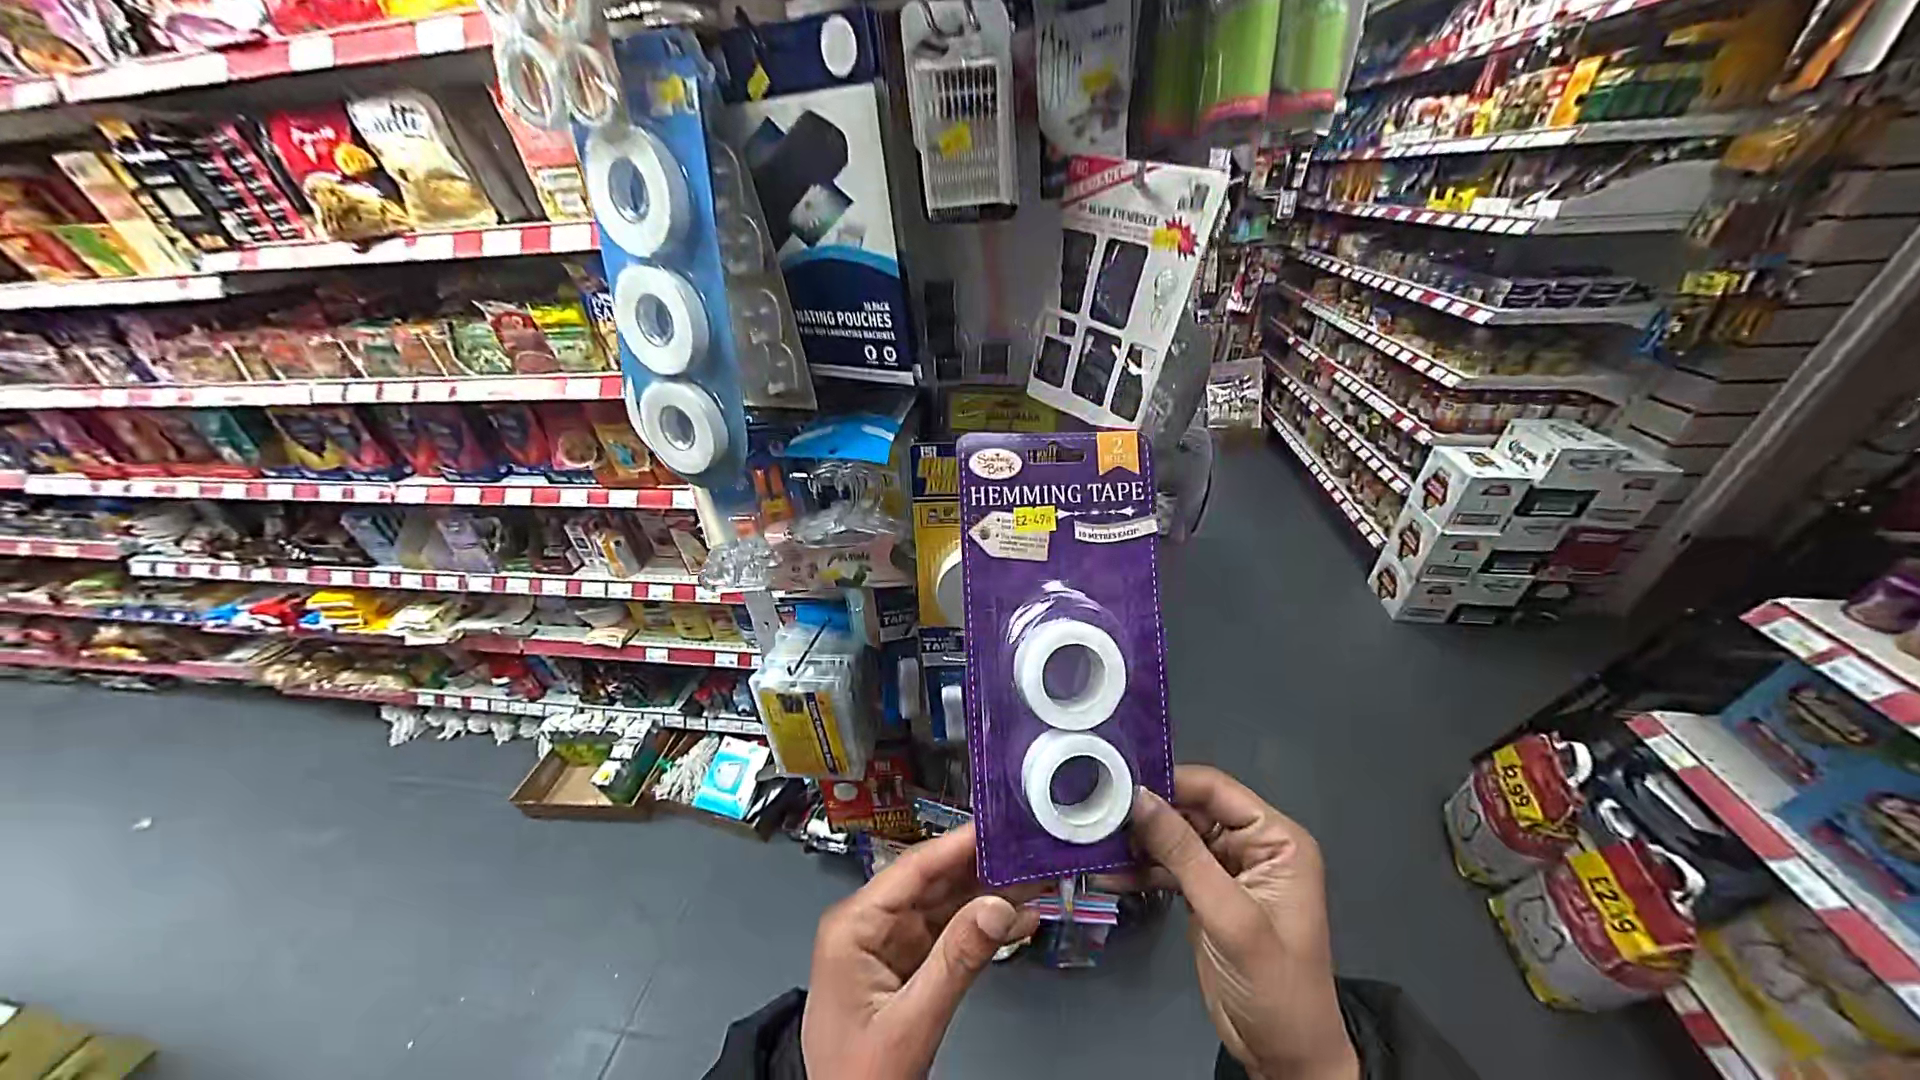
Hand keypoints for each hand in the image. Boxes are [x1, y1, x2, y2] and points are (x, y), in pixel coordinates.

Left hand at [802, 824, 1041, 1079]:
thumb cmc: (856, 1078)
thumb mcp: (909, 1023)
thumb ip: (956, 961)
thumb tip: (999, 905)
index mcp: (855, 924)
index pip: (914, 868)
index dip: (959, 844)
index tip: (998, 827)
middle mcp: (872, 922)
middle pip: (935, 881)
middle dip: (984, 868)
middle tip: (1028, 851)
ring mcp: (892, 941)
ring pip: (948, 904)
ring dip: (991, 895)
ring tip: (1034, 880)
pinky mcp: (909, 962)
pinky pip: (951, 933)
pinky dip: (984, 927)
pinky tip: (1018, 919)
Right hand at [1131, 765, 1359, 1079]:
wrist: (1283, 1059)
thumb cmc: (1275, 987)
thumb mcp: (1230, 917)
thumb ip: (1183, 853)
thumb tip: (1139, 797)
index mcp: (1275, 839)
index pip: (1216, 790)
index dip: (1170, 783)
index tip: (1120, 786)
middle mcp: (1251, 844)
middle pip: (1189, 809)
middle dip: (1147, 815)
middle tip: (1100, 816)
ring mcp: (1226, 868)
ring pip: (1173, 835)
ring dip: (1138, 843)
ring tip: (1098, 844)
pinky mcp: (1204, 890)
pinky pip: (1167, 864)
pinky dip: (1141, 869)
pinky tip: (1110, 873)